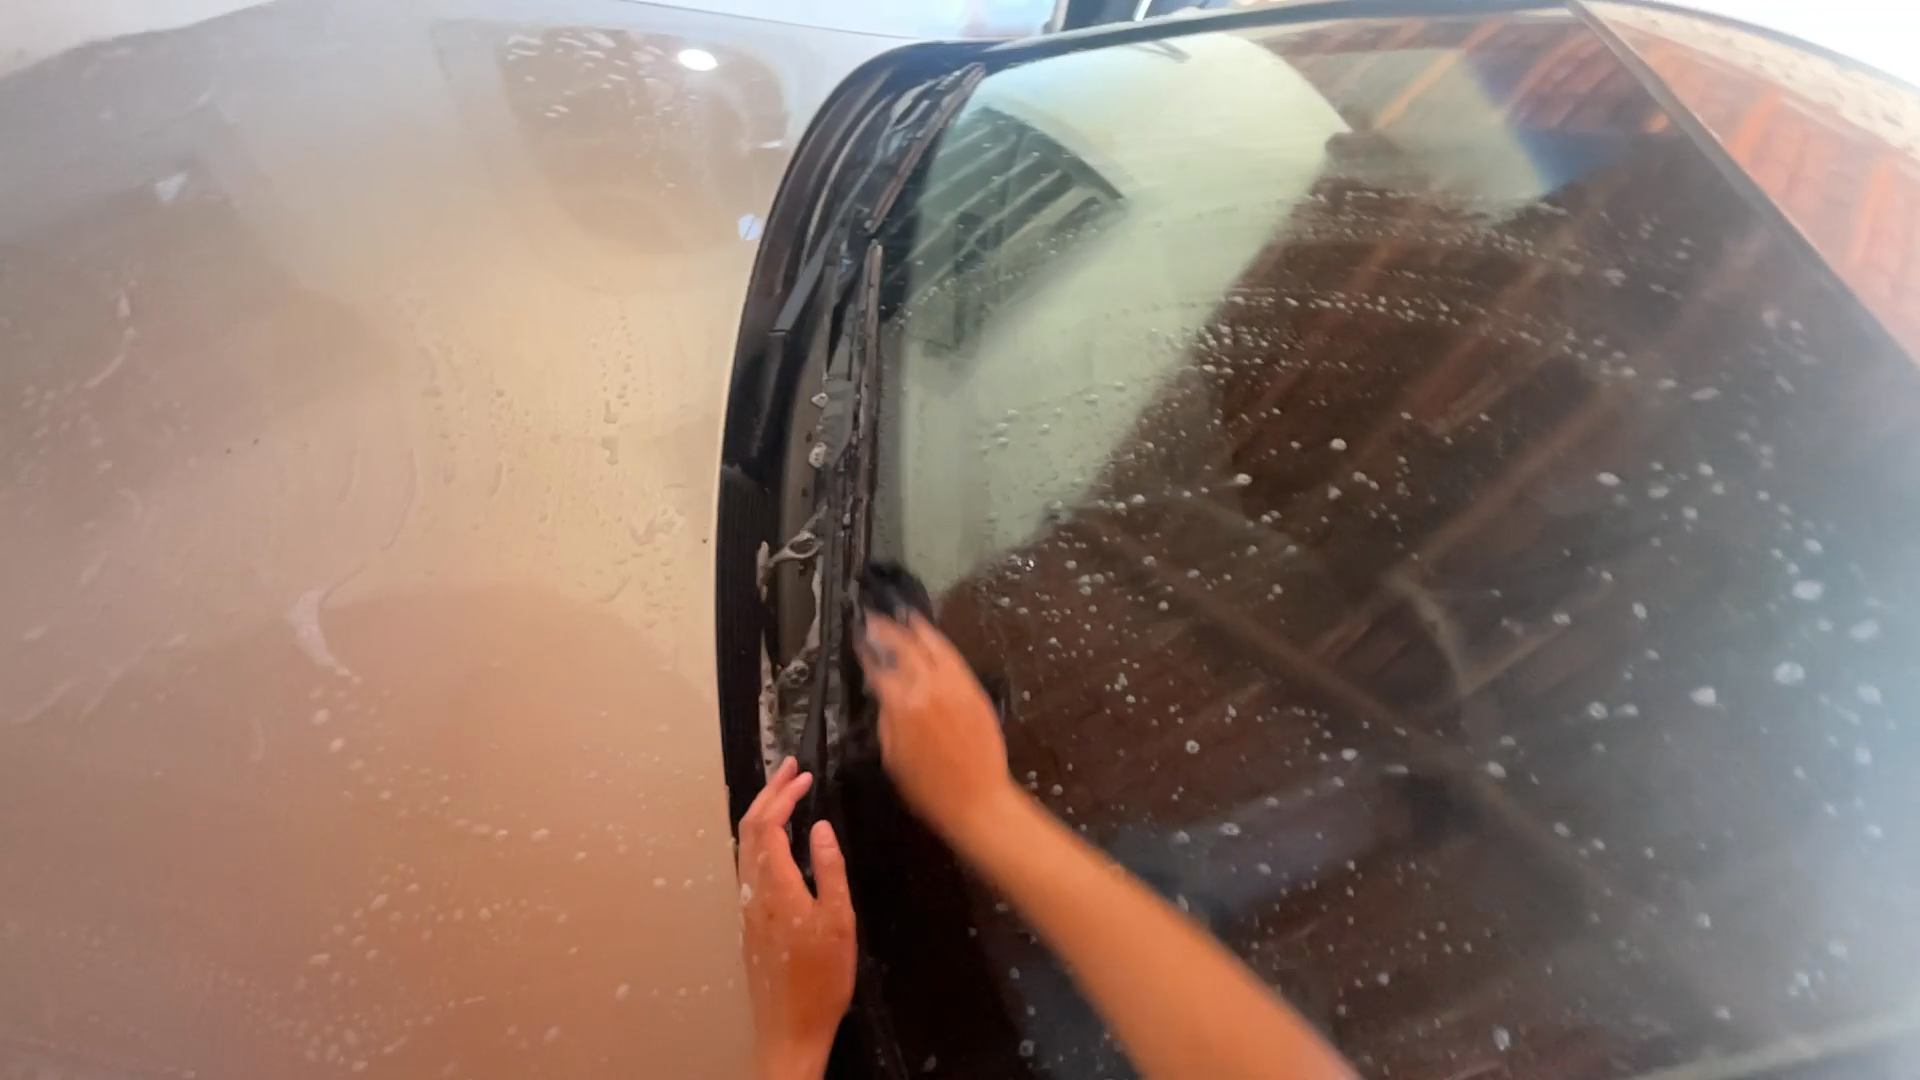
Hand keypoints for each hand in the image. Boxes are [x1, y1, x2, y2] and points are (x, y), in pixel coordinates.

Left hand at [738, 757, 855, 1079]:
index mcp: (775, 887)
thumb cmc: (821, 977)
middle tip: (789, 768)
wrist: (790, 1030)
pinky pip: (749, 862)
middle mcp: (753, 891)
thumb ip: (830, 869)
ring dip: (763, 812)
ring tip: (783, 791)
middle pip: (750, 829)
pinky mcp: (751, 919)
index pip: (768, 826)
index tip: (803, 775)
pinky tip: (778, 837)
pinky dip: (762, 835)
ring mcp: (748, 906)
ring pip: (746, 845)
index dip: (784, 795)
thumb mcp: (839, 921)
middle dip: (768, 793)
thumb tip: (822, 827)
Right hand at [857, 612, 1014, 843]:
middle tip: (874, 619)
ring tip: (903, 616)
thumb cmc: (928, 788)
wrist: (978, 799)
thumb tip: (884, 695)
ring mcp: (955, 684)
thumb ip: (886, 719)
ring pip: (933, 645)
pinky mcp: (974, 688)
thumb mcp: (893, 756)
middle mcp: (929, 686)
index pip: (879, 669)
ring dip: (916, 628)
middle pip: (905, 647)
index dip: (867, 652)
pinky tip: (932, 637)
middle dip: (887, 631)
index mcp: (903, 705)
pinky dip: (940, 643)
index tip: (858, 639)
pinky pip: (954, 657)